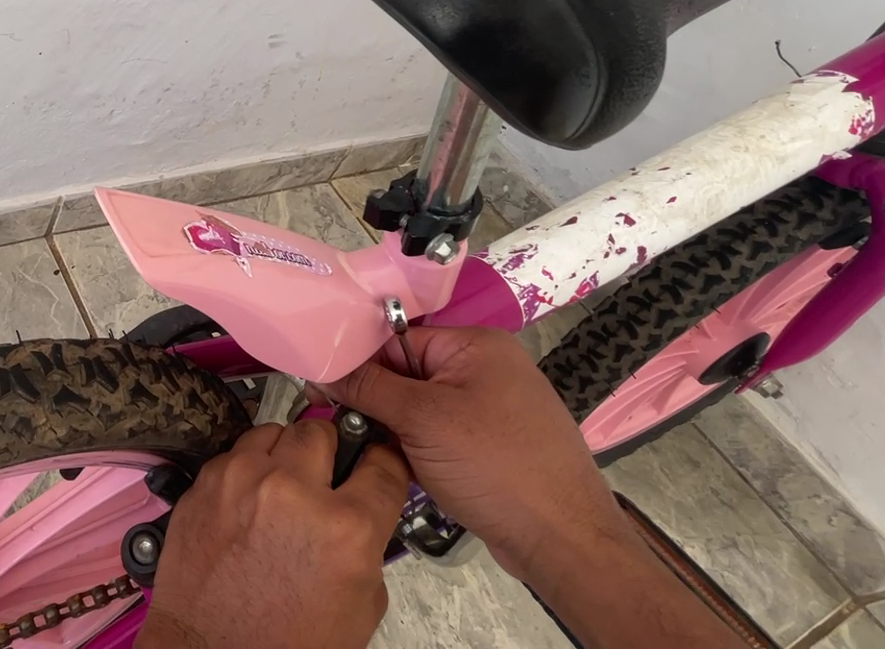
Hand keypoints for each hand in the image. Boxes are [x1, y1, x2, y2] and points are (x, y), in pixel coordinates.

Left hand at [134, 418, 411, 648]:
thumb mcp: (360, 607)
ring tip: (283, 479)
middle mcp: (293, 489)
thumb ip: (366, 546)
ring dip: (284, 450)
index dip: (384, 461)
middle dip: (328, 446)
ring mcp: (244, 477)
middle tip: (324, 468)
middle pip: (320, 431)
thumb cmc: (291, 640)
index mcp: (346, 527)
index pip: (383, 466)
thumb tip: (362, 509)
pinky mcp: (207, 477)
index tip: (378, 460)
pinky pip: (237, 451)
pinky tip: (249, 494)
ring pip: (274, 430)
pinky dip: (248, 466)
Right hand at [322, 324, 624, 579]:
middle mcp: (483, 367)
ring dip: (390, 426)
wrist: (566, 545)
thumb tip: (318, 368)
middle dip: (373, 399)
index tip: (319, 382)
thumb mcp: (420, 419)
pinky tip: (397, 463)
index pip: (395, 339)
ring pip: (415, 405)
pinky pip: (434, 430)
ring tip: (365, 444)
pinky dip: (412, 445)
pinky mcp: (488, 443)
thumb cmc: (495, 467)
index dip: (357, 361)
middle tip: (336, 419)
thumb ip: (365, 387)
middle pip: (403, 371)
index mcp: (474, 345)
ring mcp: (488, 407)